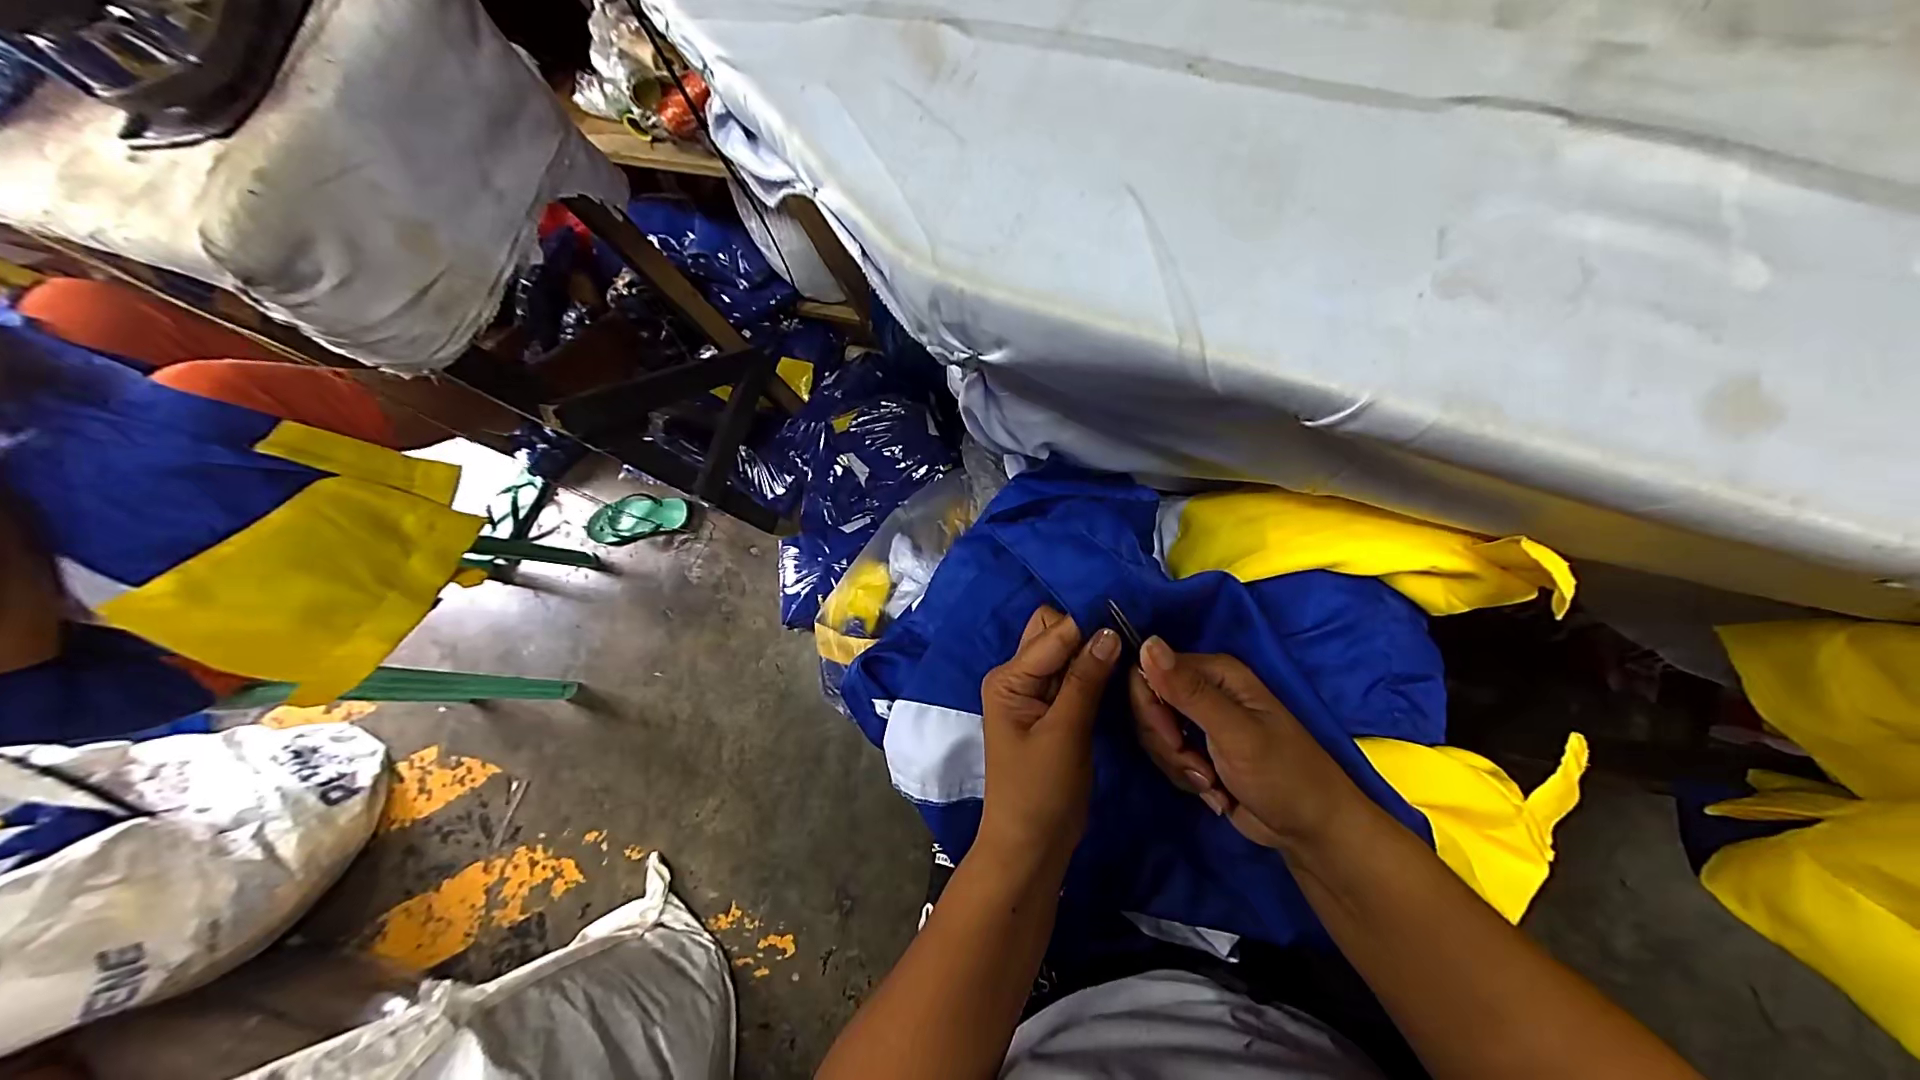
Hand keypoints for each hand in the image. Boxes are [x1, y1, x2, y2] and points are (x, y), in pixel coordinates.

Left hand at [976, 606, 1121, 869]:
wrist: (1031, 846)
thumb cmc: (1040, 793)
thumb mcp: (1064, 734)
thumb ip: (1085, 680)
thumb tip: (1111, 631)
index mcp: (1009, 678)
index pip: (1052, 633)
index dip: (1089, 623)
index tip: (1132, 616)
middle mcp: (1018, 677)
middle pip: (1054, 633)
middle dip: (1089, 632)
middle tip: (1132, 639)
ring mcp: (1035, 693)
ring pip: (1067, 653)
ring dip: (1095, 651)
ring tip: (1133, 651)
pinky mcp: (1054, 710)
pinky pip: (1075, 677)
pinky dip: (1095, 672)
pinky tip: (1121, 671)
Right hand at [1129, 637, 1364, 849]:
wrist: (1312, 831)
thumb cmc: (1283, 775)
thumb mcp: (1235, 733)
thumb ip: (1189, 691)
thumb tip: (1148, 643)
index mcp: (1216, 671)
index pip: (1150, 671)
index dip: (1151, 707)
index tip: (1173, 739)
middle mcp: (1204, 688)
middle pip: (1148, 704)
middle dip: (1166, 743)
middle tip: (1200, 768)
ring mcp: (1200, 719)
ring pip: (1154, 734)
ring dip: (1177, 764)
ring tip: (1213, 781)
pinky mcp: (1198, 749)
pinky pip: (1166, 755)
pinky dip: (1184, 776)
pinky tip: (1215, 789)